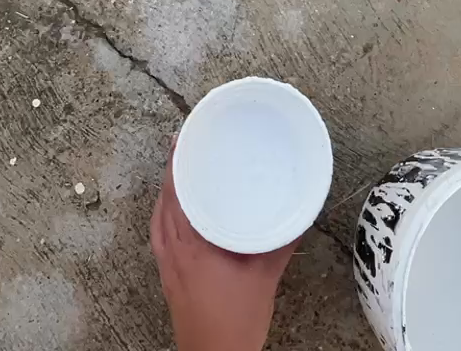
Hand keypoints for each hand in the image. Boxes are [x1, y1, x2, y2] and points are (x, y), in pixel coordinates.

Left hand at [150, 151, 300, 350]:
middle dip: (172, 169)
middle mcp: (173, 250)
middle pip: (164, 200)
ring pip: (158, 216)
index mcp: (192, 246)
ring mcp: (166, 264)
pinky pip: (159, 233)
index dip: (177, 163)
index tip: (184, 137)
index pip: (177, 194)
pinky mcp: (167, 275)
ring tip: (178, 166)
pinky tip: (176, 207)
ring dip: (166, 189)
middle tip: (183, 142)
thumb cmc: (236, 322)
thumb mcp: (265, 276)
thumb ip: (282, 241)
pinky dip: (164, 212)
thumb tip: (302, 212)